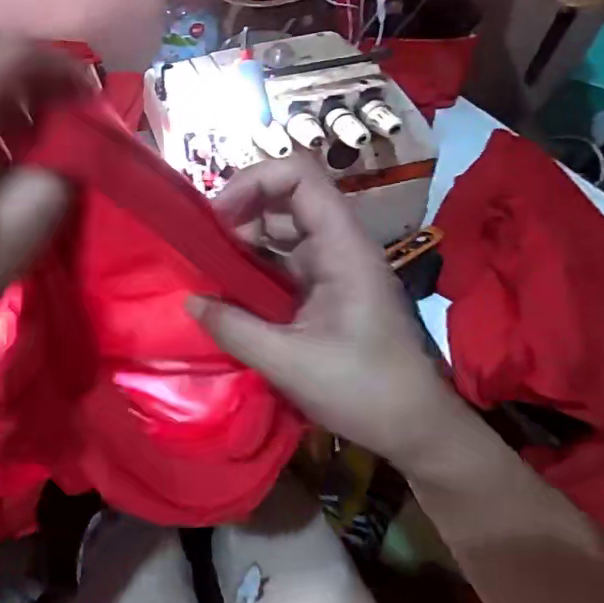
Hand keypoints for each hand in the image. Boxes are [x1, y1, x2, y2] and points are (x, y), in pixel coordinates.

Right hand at [186, 157, 490, 473]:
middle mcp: (338, 244)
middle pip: (287, 196)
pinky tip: (229, 288)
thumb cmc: (363, 389)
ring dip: (244, 238)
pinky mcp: (325, 288)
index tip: (219, 217)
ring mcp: (333, 265)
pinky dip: (254, 265)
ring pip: (282, 227)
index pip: (300, 176)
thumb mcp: (289, 362)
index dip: (254, 181)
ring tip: (210, 266)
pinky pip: (283, 259)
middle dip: (241, 210)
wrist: (414, 426)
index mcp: (342, 247)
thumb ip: (235, 328)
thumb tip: (189, 301)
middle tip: (205, 244)